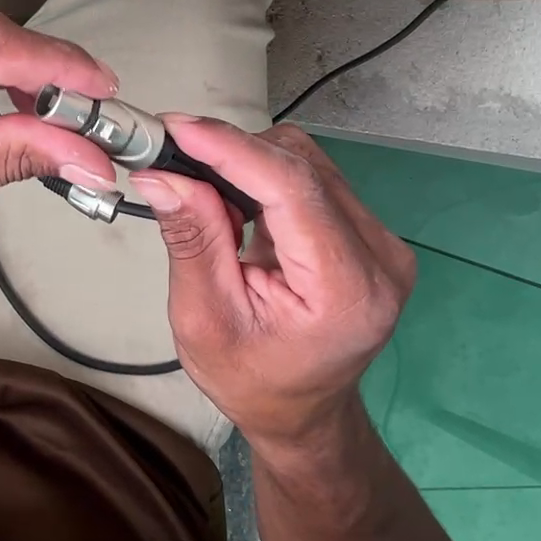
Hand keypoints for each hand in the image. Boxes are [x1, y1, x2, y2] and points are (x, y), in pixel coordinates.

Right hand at [128, 121, 415, 459]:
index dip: (232, 148)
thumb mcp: (203, 318)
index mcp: (346, 289)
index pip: (292, 189)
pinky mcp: (364, 230)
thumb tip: (162, 174)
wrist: (301, 413)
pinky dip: (260, 174)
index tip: (176, 127)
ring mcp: (378, 240)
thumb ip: (191, 240)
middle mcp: (378, 255)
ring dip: (244, 162)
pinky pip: (307, 174)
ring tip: (205, 199)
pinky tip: (234, 205)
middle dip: (230, 153)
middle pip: (300, 164)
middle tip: (172, 163)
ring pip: (303, 159)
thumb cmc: (250, 380)